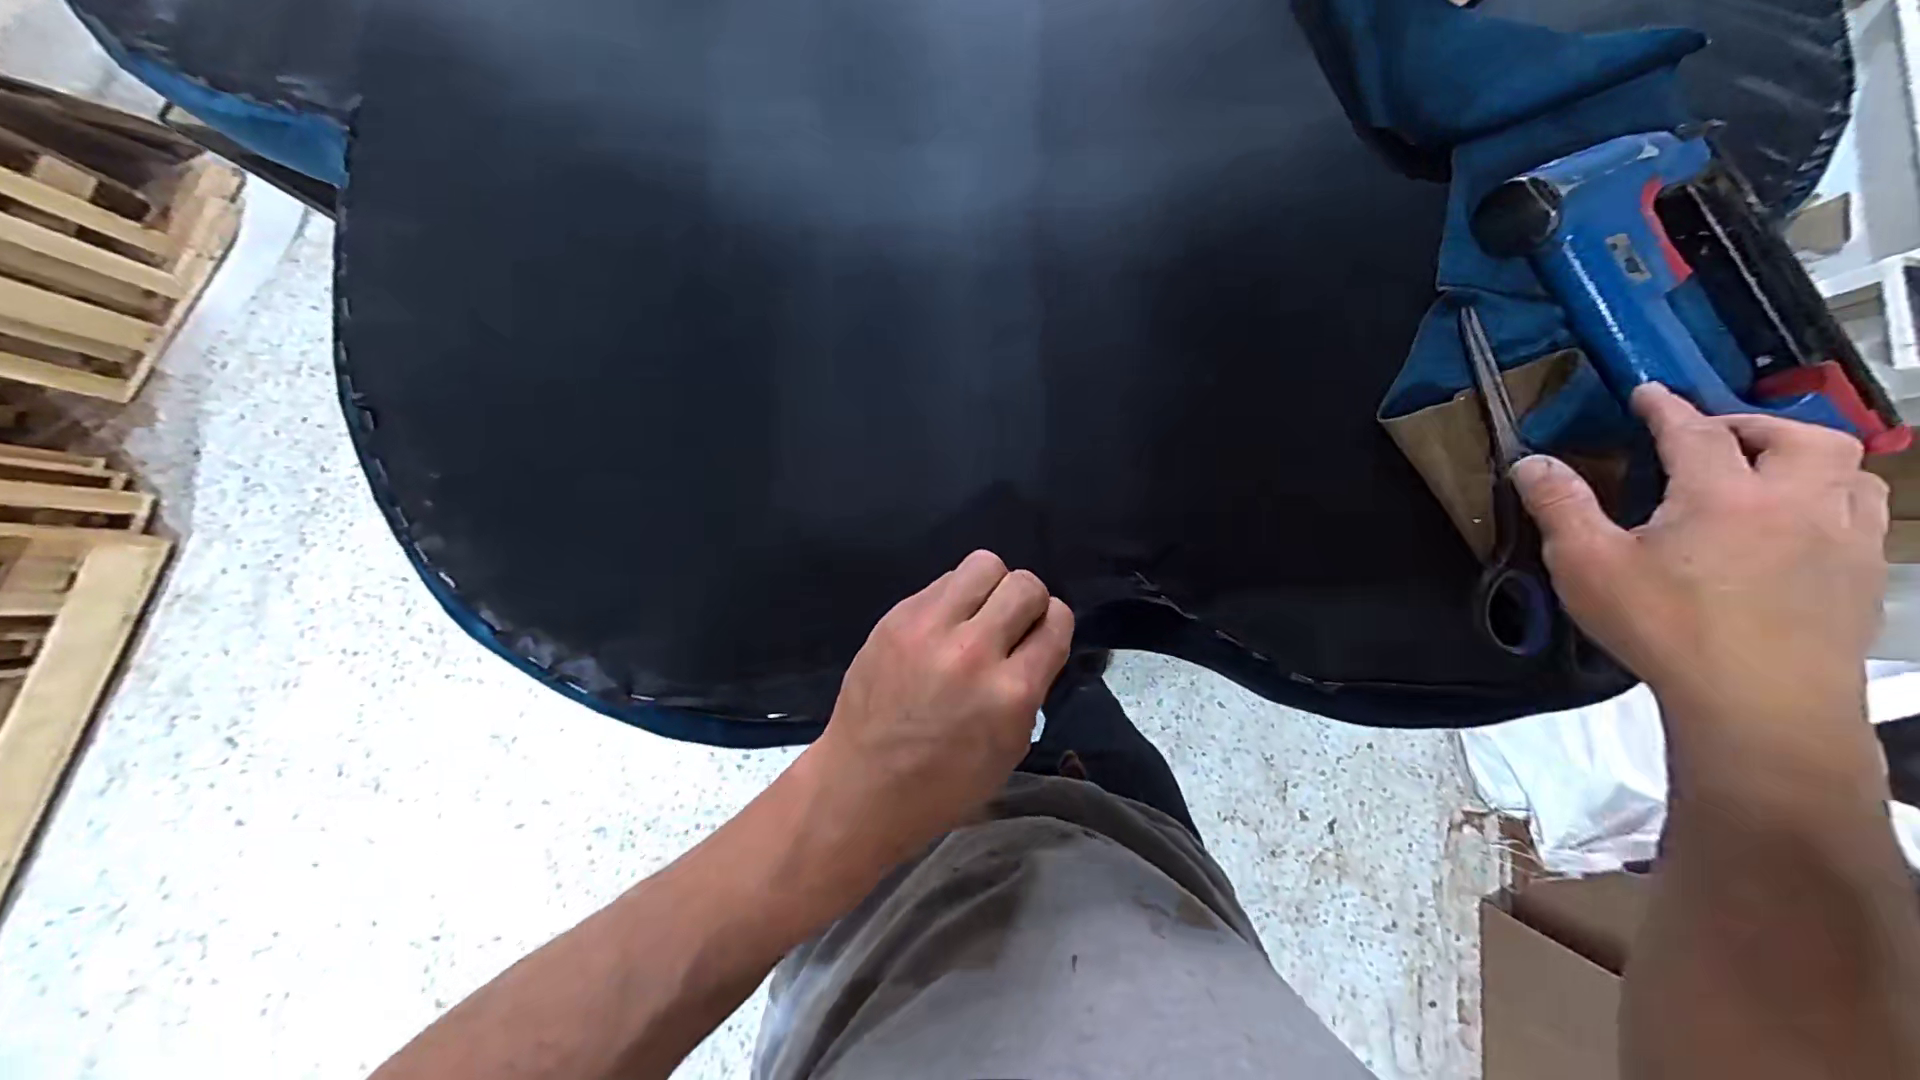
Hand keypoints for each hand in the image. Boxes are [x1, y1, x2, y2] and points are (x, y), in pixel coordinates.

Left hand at [799, 550, 1073, 863]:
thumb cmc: (944, 783)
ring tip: (978, 614)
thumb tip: (1034, 644)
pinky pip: (942, 581)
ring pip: (984, 563)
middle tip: (1011, 624)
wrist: (863, 784)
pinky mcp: (897, 617)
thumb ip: (1030, 688)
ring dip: (992, 586)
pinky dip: (953, 598)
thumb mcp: (1011, 746)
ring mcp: (929, 628)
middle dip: (1029, 601)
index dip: (1054, 625)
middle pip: (1025, 584)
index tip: (1041, 636)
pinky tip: (942, 626)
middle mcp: (974, 651)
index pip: (1057, 621)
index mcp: (1012, 693)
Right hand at [1513, 383, 1887, 759]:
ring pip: (1849, 472)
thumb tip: (1532, 462)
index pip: (1695, 432)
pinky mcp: (1862, 577)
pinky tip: (1797, 524)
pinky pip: (1862, 515)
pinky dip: (1831, 499)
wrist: (1759, 701)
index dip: (1666, 407)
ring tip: (1764, 472)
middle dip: (1752, 424)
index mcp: (1725, 495)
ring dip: (1805, 458)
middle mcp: (1797, 503)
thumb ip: (1560, 506)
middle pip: (1798, 437)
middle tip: (1711, 435)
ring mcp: (1843, 540)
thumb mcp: (1586, 564)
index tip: (1647, 392)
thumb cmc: (1664, 626)